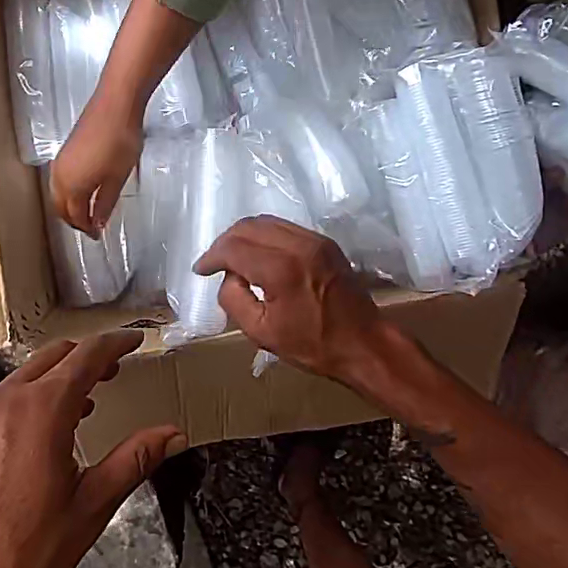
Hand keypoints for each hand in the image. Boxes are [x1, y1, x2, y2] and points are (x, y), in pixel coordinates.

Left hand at [0, 332, 184, 567]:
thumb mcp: (87, 511)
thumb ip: (132, 462)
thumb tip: (168, 436)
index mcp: (40, 411)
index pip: (87, 354)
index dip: (116, 343)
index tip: (132, 340)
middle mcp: (2, 405)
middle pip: (53, 356)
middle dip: (87, 355)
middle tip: (112, 367)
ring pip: (22, 377)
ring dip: (55, 378)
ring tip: (80, 400)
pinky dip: (25, 401)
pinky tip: (35, 435)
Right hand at [50, 94, 142, 235]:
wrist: (116, 104)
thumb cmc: (119, 137)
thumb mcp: (117, 179)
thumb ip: (106, 204)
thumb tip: (98, 222)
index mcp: (71, 187)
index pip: (76, 217)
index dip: (87, 229)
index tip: (97, 234)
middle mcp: (60, 175)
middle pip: (62, 207)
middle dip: (74, 220)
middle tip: (90, 227)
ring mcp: (61, 160)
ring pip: (58, 193)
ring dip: (69, 205)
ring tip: (87, 211)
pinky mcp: (66, 149)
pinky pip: (60, 178)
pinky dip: (68, 190)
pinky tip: (83, 188)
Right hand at [193, 216, 388, 382]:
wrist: (366, 345)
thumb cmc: (313, 345)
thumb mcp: (262, 333)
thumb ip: (234, 300)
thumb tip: (228, 277)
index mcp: (281, 268)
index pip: (234, 247)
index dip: (212, 256)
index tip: (201, 270)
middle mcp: (298, 245)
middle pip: (248, 227)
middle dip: (225, 242)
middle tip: (214, 263)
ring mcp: (314, 240)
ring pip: (266, 222)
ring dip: (244, 236)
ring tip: (234, 258)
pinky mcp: (325, 243)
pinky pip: (284, 228)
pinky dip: (264, 236)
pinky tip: (259, 255)